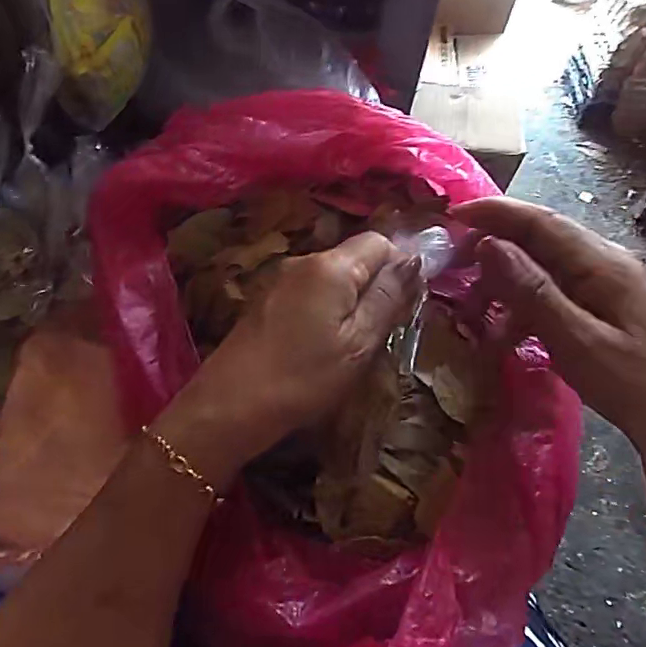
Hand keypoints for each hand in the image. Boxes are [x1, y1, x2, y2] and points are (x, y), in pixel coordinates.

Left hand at [159, 232, 420, 487]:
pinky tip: (321, 344)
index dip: (401, 265)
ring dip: (350, 301)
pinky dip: (325, 310)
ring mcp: (280, 279)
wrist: (230, 405)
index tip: (408, 304)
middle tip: (384, 330)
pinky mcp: (266, 301)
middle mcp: (303, 261)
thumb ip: (388, 298)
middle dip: (376, 285)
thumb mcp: (358, 344)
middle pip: (354, 257)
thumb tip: (415, 259)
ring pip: (332, 277)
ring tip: (353, 343)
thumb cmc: (303, 378)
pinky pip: (310, 292)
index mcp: (330, 266)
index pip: (380, 241)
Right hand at [451, 197, 645, 433]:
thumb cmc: (630, 382)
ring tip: (469, 304)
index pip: (541, 221)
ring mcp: (598, 282)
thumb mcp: (575, 338)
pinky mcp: (593, 303)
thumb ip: (531, 290)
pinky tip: (500, 330)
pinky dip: (517, 303)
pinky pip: (545, 289)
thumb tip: (488, 244)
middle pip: (537, 237)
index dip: (494, 212)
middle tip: (450, 261)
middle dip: (491, 243)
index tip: (452, 215)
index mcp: (601, 263)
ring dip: (500, 279)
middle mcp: (600, 261)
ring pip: (537, 264)